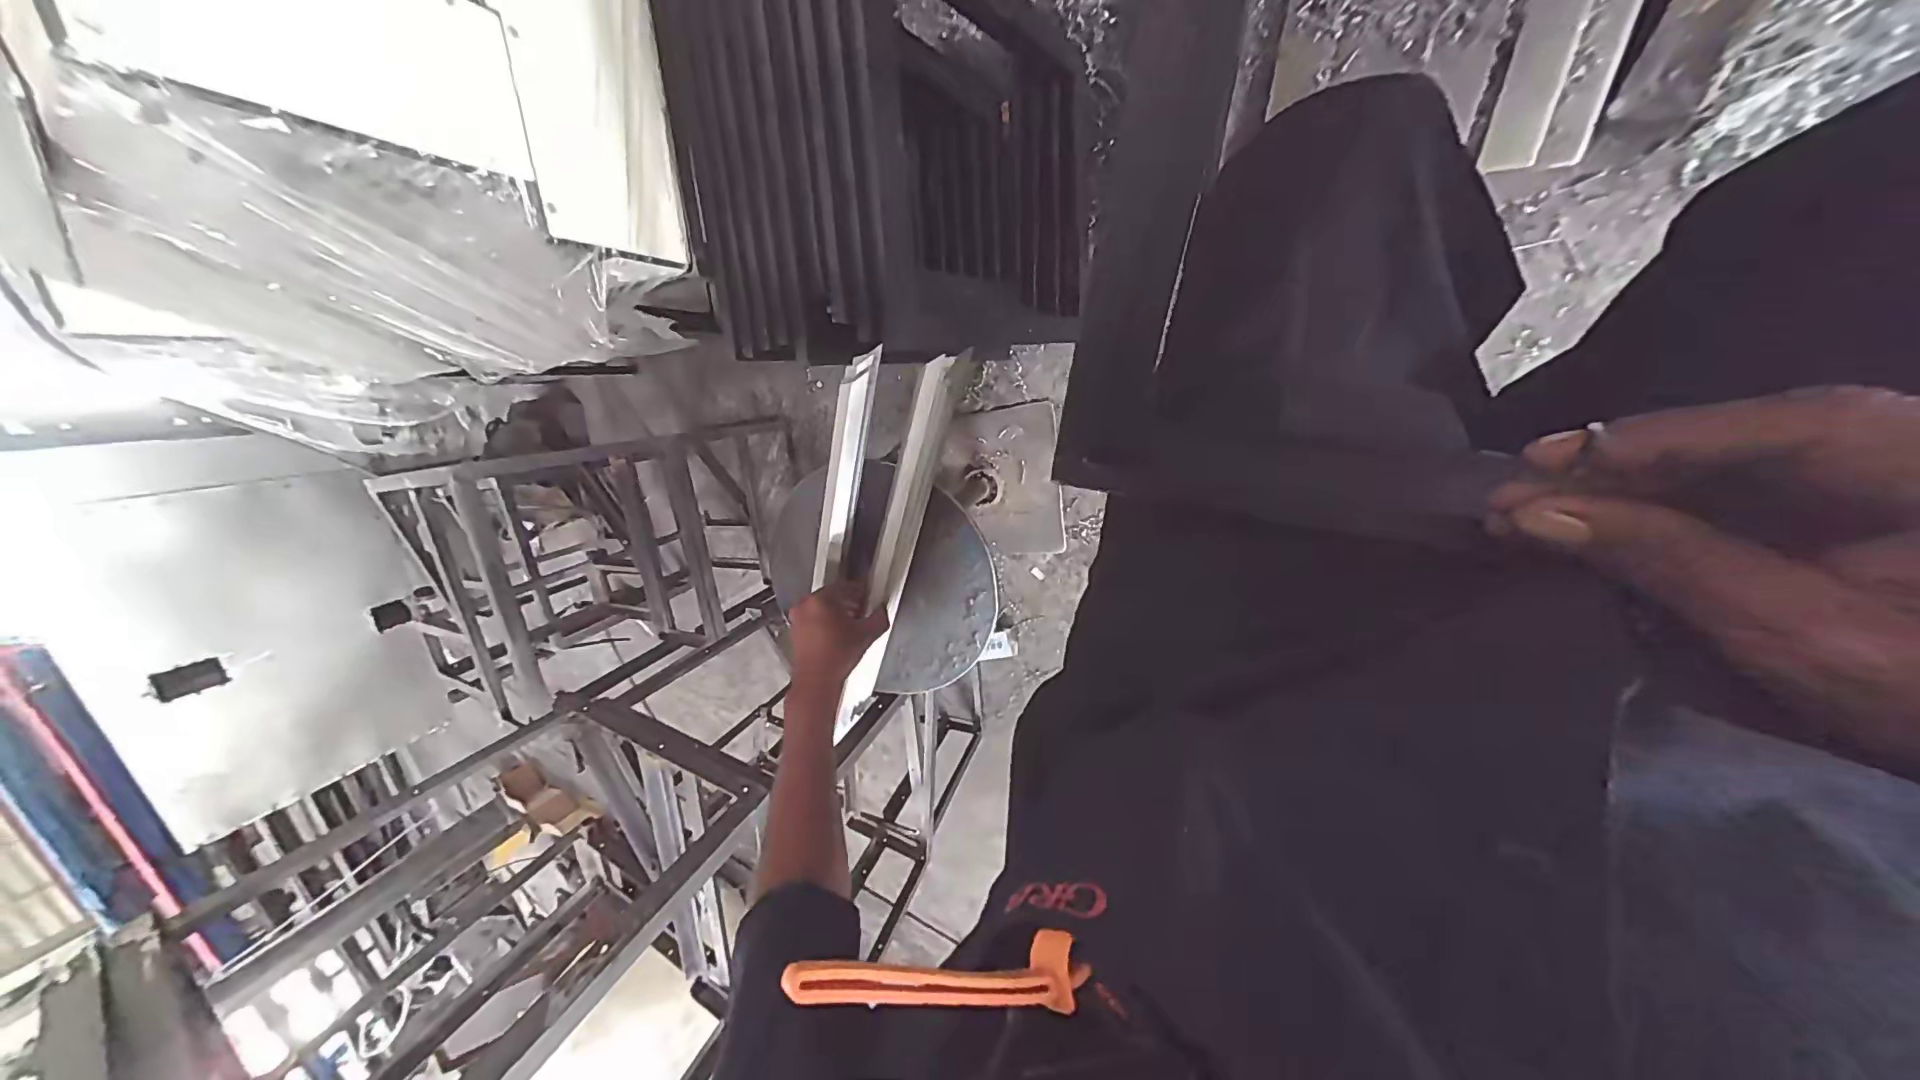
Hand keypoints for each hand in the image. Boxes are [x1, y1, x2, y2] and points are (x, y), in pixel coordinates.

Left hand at [788, 580, 889, 690]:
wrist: (818, 680)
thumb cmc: (836, 657)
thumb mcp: (867, 633)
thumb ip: (879, 616)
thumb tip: (882, 611)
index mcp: (821, 599)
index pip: (845, 585)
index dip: (861, 590)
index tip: (868, 595)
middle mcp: (806, 605)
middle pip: (832, 595)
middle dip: (849, 601)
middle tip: (862, 610)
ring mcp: (799, 618)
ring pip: (822, 607)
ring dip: (837, 612)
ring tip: (852, 624)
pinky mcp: (796, 631)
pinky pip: (814, 618)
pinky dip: (826, 622)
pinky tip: (839, 634)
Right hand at [1485, 386, 1919, 761]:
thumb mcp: (1797, 637)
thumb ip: (1672, 563)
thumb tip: (1538, 515)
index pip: (1797, 425)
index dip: (1657, 438)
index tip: (1541, 460)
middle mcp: (1911, 457)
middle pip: (1746, 441)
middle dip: (1619, 468)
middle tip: (1513, 496)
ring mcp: (1882, 486)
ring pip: (1731, 468)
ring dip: (1623, 491)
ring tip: (1530, 512)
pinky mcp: (1847, 520)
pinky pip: (1738, 497)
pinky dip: (1654, 513)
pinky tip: (1588, 524)